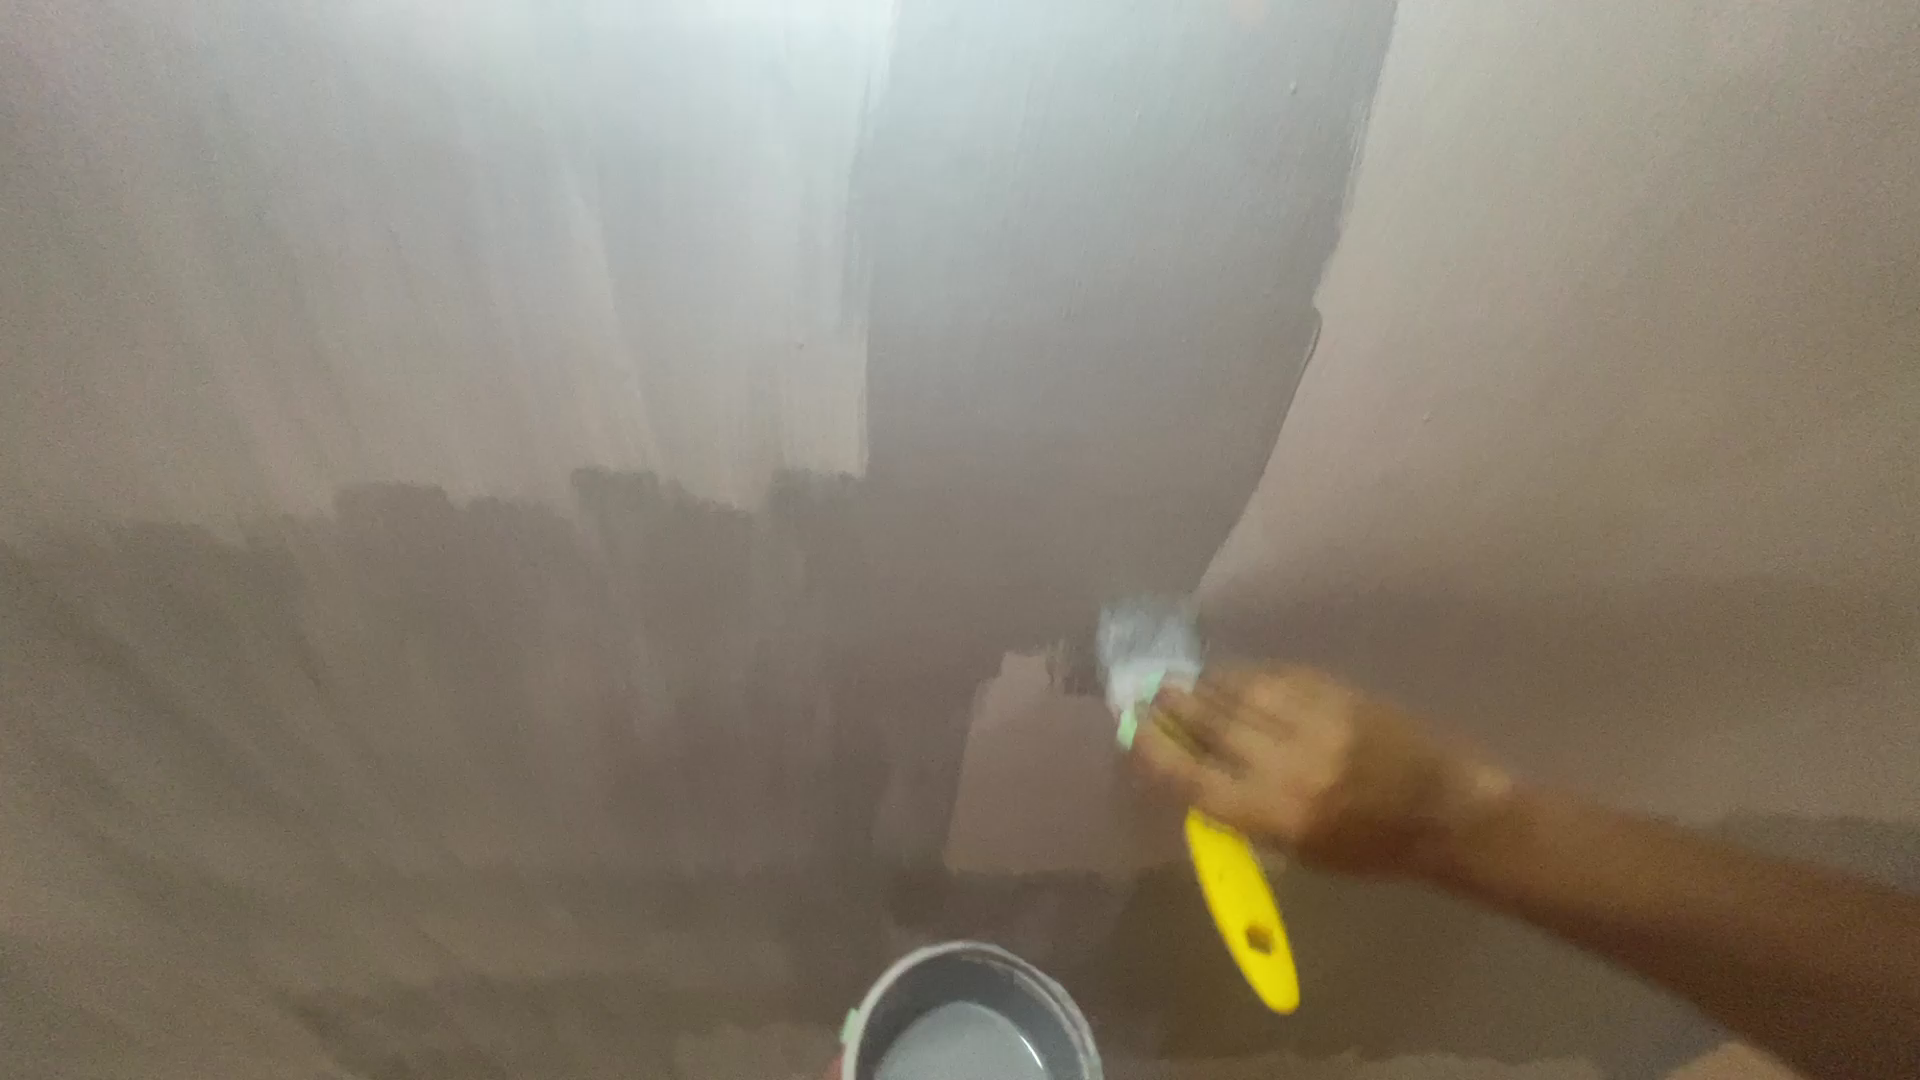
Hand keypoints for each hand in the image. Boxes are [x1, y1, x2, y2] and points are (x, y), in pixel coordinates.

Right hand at [1132, 666, 1510, 877]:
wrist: (1447, 812)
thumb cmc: (1369, 848)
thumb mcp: (1298, 851)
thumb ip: (1238, 807)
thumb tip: (1185, 765)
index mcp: (1275, 816)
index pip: (1190, 775)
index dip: (1153, 748)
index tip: (1131, 728)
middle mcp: (1287, 764)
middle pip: (1206, 721)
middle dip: (1170, 704)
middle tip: (1149, 693)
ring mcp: (1312, 721)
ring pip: (1233, 689)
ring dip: (1201, 685)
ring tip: (1184, 683)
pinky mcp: (1334, 693)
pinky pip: (1270, 675)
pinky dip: (1241, 675)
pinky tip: (1231, 677)